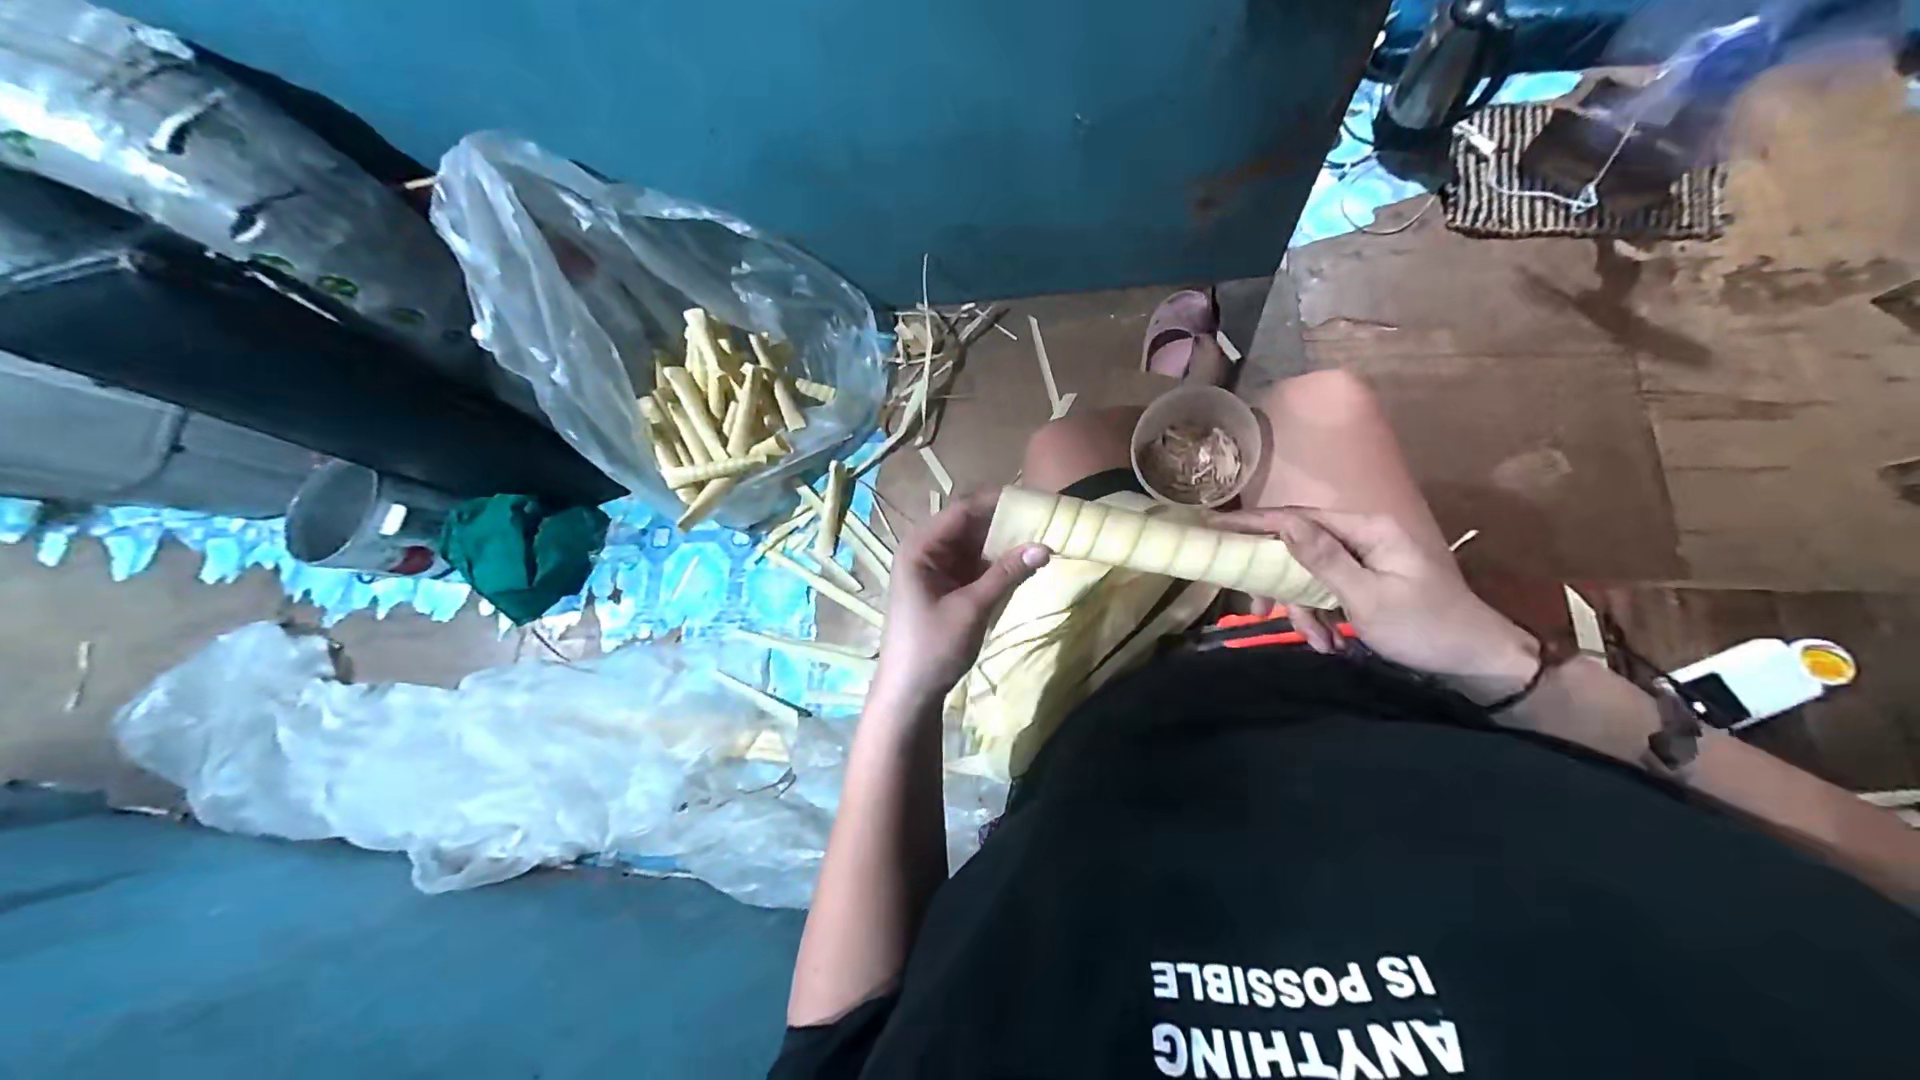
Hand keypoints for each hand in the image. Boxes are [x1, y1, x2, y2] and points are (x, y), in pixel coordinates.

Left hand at [875, 492, 1050, 701]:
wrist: (909, 693)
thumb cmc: (932, 647)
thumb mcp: (972, 609)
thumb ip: (1006, 575)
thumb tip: (1045, 547)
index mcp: (920, 547)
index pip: (963, 511)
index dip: (998, 502)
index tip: (1035, 500)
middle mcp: (926, 551)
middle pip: (969, 525)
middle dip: (1005, 523)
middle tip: (1045, 520)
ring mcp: (936, 570)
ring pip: (975, 545)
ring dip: (1004, 544)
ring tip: (1041, 539)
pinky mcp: (947, 588)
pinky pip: (975, 565)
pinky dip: (997, 565)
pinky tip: (1023, 565)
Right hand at [1213, 507, 1538, 703]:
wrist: (1477, 661)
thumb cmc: (1425, 627)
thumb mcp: (1368, 596)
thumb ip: (1323, 558)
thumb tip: (1283, 524)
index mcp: (1368, 529)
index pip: (1298, 517)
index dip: (1254, 522)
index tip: (1214, 528)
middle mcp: (1363, 535)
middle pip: (1297, 548)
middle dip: (1280, 585)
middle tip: (1261, 614)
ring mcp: (1364, 557)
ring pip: (1308, 574)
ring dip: (1304, 610)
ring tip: (1318, 642)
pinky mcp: (1364, 578)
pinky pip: (1325, 590)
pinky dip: (1321, 616)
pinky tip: (1330, 642)